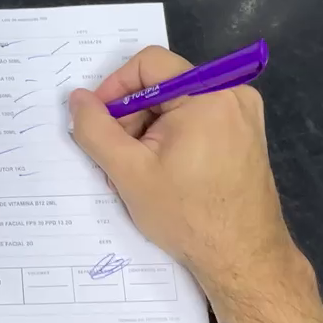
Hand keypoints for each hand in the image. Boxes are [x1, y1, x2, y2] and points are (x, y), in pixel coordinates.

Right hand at [67, 46, 312, 311]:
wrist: (243, 259)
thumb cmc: (186, 215)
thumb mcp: (128, 171)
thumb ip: (94, 129)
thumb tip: (76, 98)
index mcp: (208, 94)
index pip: (148, 64)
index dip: (114, 88)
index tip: (98, 122)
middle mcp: (232, 95)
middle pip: (163, 85)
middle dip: (132, 116)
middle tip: (118, 156)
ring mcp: (244, 116)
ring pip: (177, 104)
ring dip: (149, 130)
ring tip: (141, 170)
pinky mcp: (246, 135)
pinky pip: (196, 120)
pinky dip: (172, 138)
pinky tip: (164, 172)